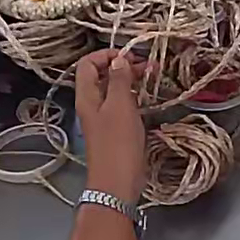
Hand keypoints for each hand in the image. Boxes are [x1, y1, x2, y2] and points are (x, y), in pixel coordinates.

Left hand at [74, 50, 147, 204]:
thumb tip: (119, 59)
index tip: (130, 56)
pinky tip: (149, 99)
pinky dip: (134, 98)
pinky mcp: (115, 131)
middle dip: (123, 66)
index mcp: (87, 96)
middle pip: (102, 76)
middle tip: (148, 66)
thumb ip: (119, 80)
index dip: (106, 55)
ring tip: (153, 78)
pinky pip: (122, 107)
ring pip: (114, 91)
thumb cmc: (118, 144)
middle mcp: (92, 105)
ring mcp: (103, 118)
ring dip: (131, 82)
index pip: (87, 64)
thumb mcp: (120, 106)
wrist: (117, 184)